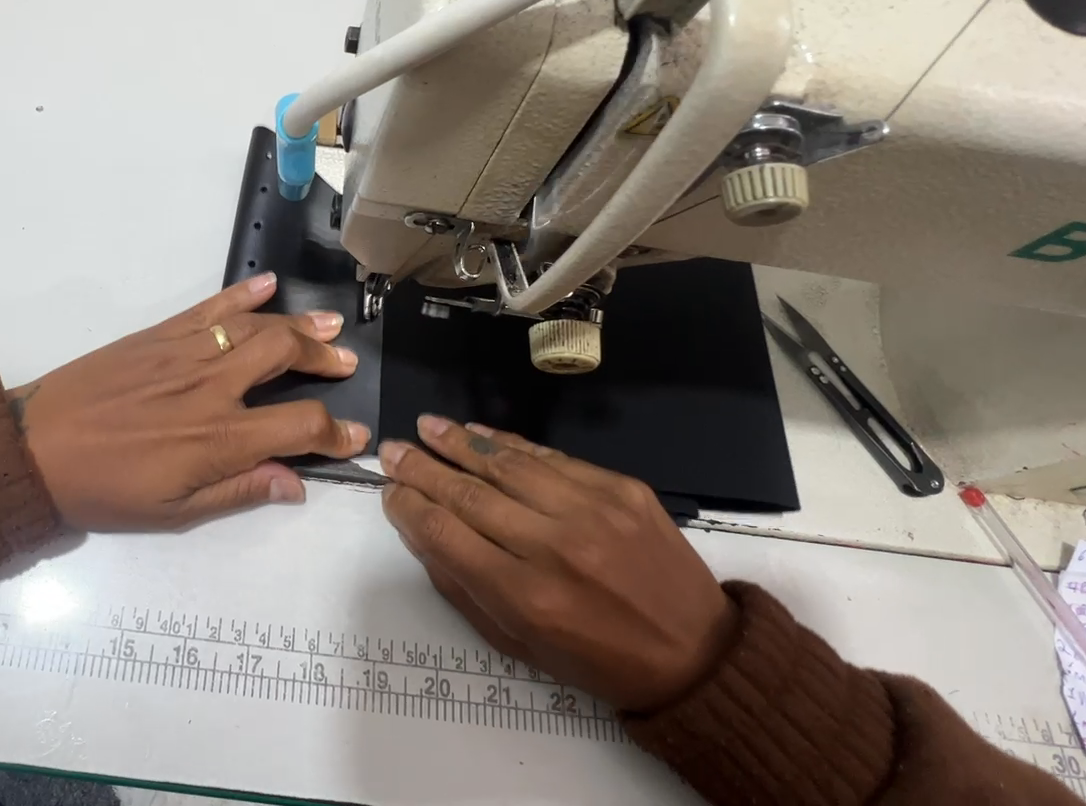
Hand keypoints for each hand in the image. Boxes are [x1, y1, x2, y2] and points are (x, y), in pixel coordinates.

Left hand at [11, 272, 367, 530]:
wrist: (36, 447)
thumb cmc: (105, 490)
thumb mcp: (173, 512)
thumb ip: (238, 492)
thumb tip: (295, 485)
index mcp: (219, 438)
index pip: (299, 427)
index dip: (336, 433)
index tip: (355, 435)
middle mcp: (212, 386)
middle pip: (284, 355)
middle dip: (323, 357)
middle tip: (345, 362)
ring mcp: (186, 353)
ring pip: (254, 326)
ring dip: (296, 322)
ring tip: (328, 323)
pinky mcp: (160, 333)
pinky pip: (209, 307)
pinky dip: (242, 293)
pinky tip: (267, 284)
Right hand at [378, 416, 735, 711]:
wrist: (697, 654)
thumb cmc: (596, 659)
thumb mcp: (516, 643)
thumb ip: (461, 585)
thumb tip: (418, 527)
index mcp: (525, 597)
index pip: (445, 534)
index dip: (408, 506)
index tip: (388, 490)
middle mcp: (554, 547)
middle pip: (468, 494)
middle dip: (422, 468)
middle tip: (391, 449)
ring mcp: (592, 510)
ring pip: (507, 464)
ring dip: (460, 442)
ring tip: (427, 425)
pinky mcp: (621, 488)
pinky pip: (551, 456)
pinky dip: (510, 443)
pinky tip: (479, 431)